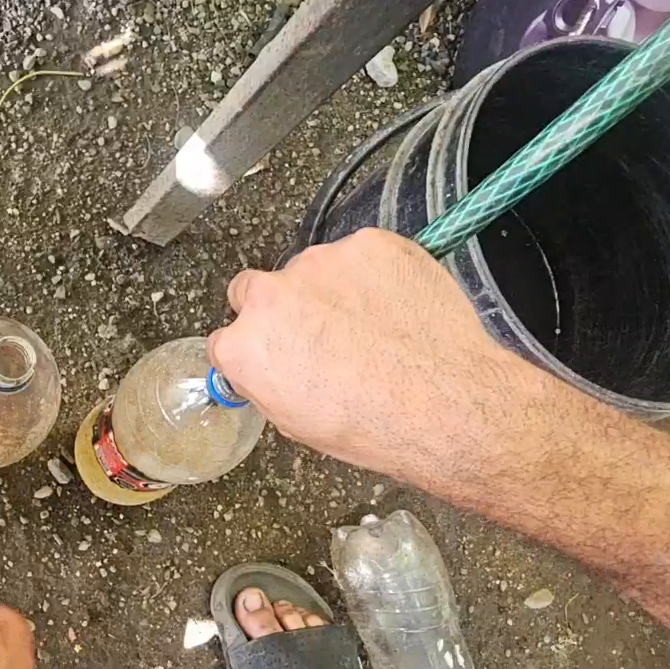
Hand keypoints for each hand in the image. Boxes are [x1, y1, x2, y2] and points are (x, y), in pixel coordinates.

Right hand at [207, 228, 552, 491]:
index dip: (252, 347)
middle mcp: (269, 296)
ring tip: (369, 324)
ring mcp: (319, 263)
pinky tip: (393, 306)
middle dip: (276, 307)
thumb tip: (265, 367)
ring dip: (328, 289)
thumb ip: (265, 381)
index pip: (226, 336)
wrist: (443, 401)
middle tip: (315, 332)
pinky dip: (371, 274)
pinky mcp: (366, 244)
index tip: (272, 352)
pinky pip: (359, 255)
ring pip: (310, 270)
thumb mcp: (294, 422)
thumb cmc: (371, 423)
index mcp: (244, 345)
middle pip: (253, 290)